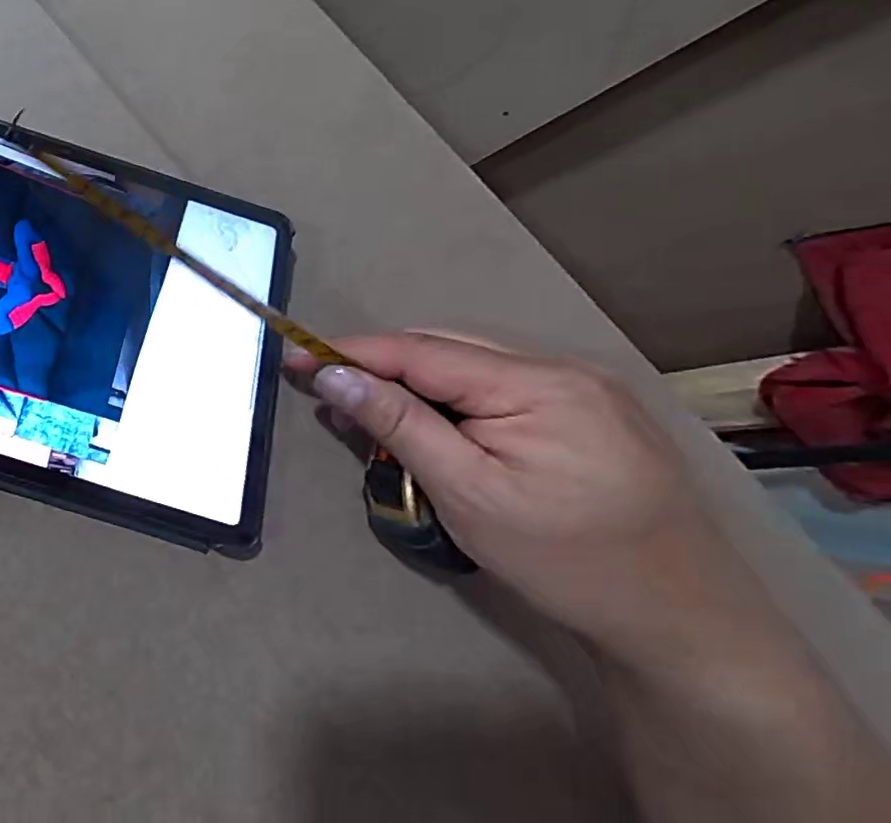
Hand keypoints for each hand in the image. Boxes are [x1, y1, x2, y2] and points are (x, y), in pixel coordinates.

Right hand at [288, 333, 890, 822]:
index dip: (350, 352)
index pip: (419, 351)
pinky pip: (493, 388)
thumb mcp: (464, 491)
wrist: (682, 625)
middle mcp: (562, 371)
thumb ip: (397, 423)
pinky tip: (423, 425)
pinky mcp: (584, 414)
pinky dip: (445, 401)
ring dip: (408, 385)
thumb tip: (333, 375)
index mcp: (539, 385)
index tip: (294, 358)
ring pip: (465, 367)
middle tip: (324, 394)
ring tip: (363, 414)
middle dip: (376, 368)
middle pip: (442, 350)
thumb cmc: (565, 560)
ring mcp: (580, 391)